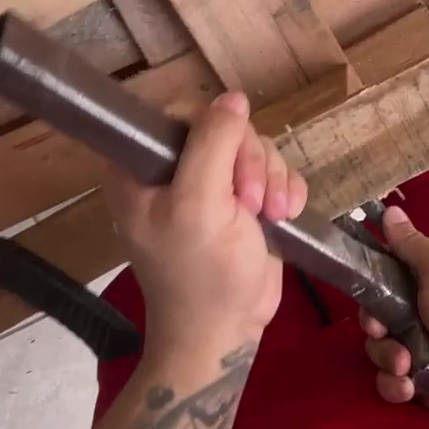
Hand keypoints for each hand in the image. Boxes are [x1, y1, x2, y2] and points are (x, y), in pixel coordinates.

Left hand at [104, 92, 305, 360]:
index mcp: (142, 169)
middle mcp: (176, 171)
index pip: (184, 116)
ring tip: (272, 215)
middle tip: (252, 205)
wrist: (227, 331)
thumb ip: (213, 145)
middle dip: (251, 165)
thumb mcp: (199, 205)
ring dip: (272, 180)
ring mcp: (214, 187)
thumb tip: (235, 97)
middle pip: (229, 131)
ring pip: (256, 150)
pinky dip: (285, 190)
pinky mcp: (246, 201)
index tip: (229, 170)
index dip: (217, 133)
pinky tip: (285, 216)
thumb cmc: (201, 273)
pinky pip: (275, 171)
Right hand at [358, 207, 428, 424]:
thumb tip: (389, 209)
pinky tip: (411, 385)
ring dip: (387, 357)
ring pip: (377, 351)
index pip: (385, 276)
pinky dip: (396, 385)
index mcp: (428, 280)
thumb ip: (411, 243)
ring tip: (407, 364)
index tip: (369, 289)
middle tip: (384, 330)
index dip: (371, 283)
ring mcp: (418, 349)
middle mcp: (420, 312)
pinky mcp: (417, 383)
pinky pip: (388, 383)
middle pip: (374, 315)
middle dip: (375, 326)